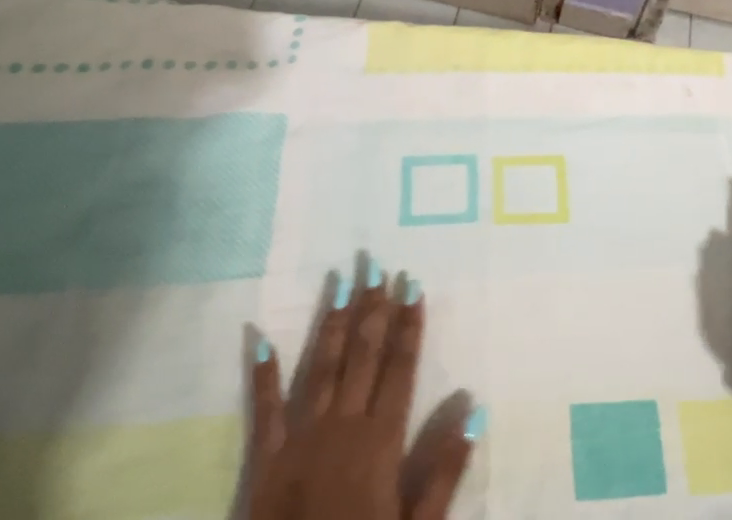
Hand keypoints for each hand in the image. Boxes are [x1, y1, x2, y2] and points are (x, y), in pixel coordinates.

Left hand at [247, 268, 477, 519]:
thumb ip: (445, 468)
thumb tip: (473, 408)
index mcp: (381, 441)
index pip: (400, 369)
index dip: (409, 325)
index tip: (413, 283)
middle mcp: (342, 425)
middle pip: (361, 355)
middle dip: (372, 307)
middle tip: (376, 262)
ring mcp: (299, 437)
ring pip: (319, 366)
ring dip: (330, 320)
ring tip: (341, 278)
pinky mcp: (264, 456)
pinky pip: (263, 407)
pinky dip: (261, 371)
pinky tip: (258, 334)